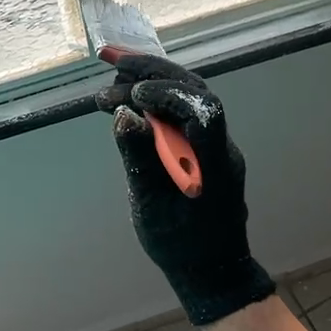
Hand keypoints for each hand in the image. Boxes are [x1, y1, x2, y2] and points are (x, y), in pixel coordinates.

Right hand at [99, 52, 274, 324]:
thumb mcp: (151, 207)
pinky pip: (182, 108)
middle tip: (111, 60)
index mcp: (214, 162)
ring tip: (111, 76)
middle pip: (194, 90)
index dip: (168, 94)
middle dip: (152, 71)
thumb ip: (139, 159)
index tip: (133, 96)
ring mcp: (213, 142)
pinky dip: (155, 95)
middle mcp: (219, 144)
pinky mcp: (202, 145)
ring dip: (151, 79)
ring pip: (187, 94)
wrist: (211, 270)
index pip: (202, 111)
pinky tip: (128, 96)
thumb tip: (124, 116)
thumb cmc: (180, 244)